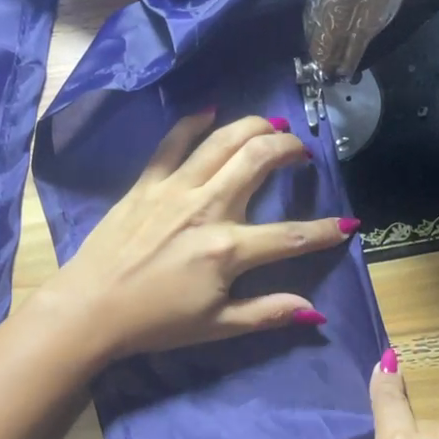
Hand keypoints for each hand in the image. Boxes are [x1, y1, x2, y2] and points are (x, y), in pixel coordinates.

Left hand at [34, 111, 356, 360]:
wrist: (91, 309)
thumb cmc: (155, 323)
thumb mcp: (216, 326)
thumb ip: (267, 314)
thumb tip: (314, 312)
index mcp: (228, 249)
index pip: (291, 236)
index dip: (326, 231)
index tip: (348, 225)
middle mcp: (207, 207)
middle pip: (259, 160)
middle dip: (289, 149)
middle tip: (301, 153)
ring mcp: (174, 189)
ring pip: (222, 140)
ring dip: (253, 126)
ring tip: (271, 126)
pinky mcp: (146, 183)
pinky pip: (173, 142)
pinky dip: (194, 122)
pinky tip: (210, 111)